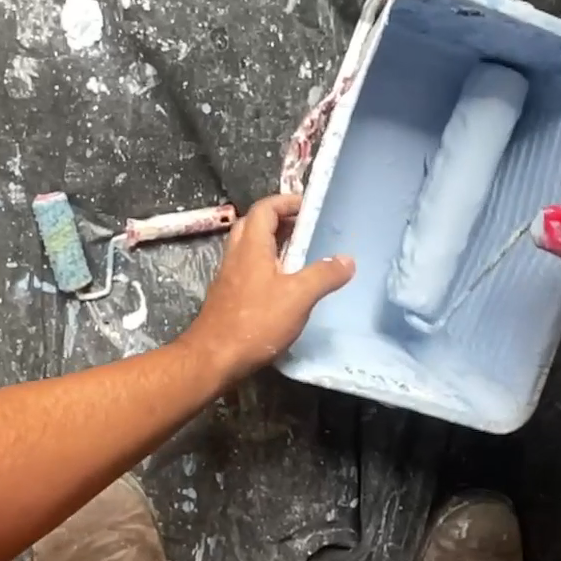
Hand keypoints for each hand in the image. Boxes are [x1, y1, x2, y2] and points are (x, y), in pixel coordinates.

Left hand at [178, 194, 354, 382]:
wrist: (213, 358)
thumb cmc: (256, 322)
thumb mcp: (298, 297)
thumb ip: (324, 275)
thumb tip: (347, 259)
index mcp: (252, 246)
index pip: (265, 209)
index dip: (286, 202)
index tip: (309, 208)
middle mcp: (236, 255)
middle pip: (254, 224)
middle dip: (279, 221)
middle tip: (305, 230)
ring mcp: (229, 277)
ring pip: (249, 248)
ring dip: (272, 244)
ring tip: (299, 257)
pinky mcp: (228, 297)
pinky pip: (247, 269)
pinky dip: (266, 266)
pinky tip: (283, 286)